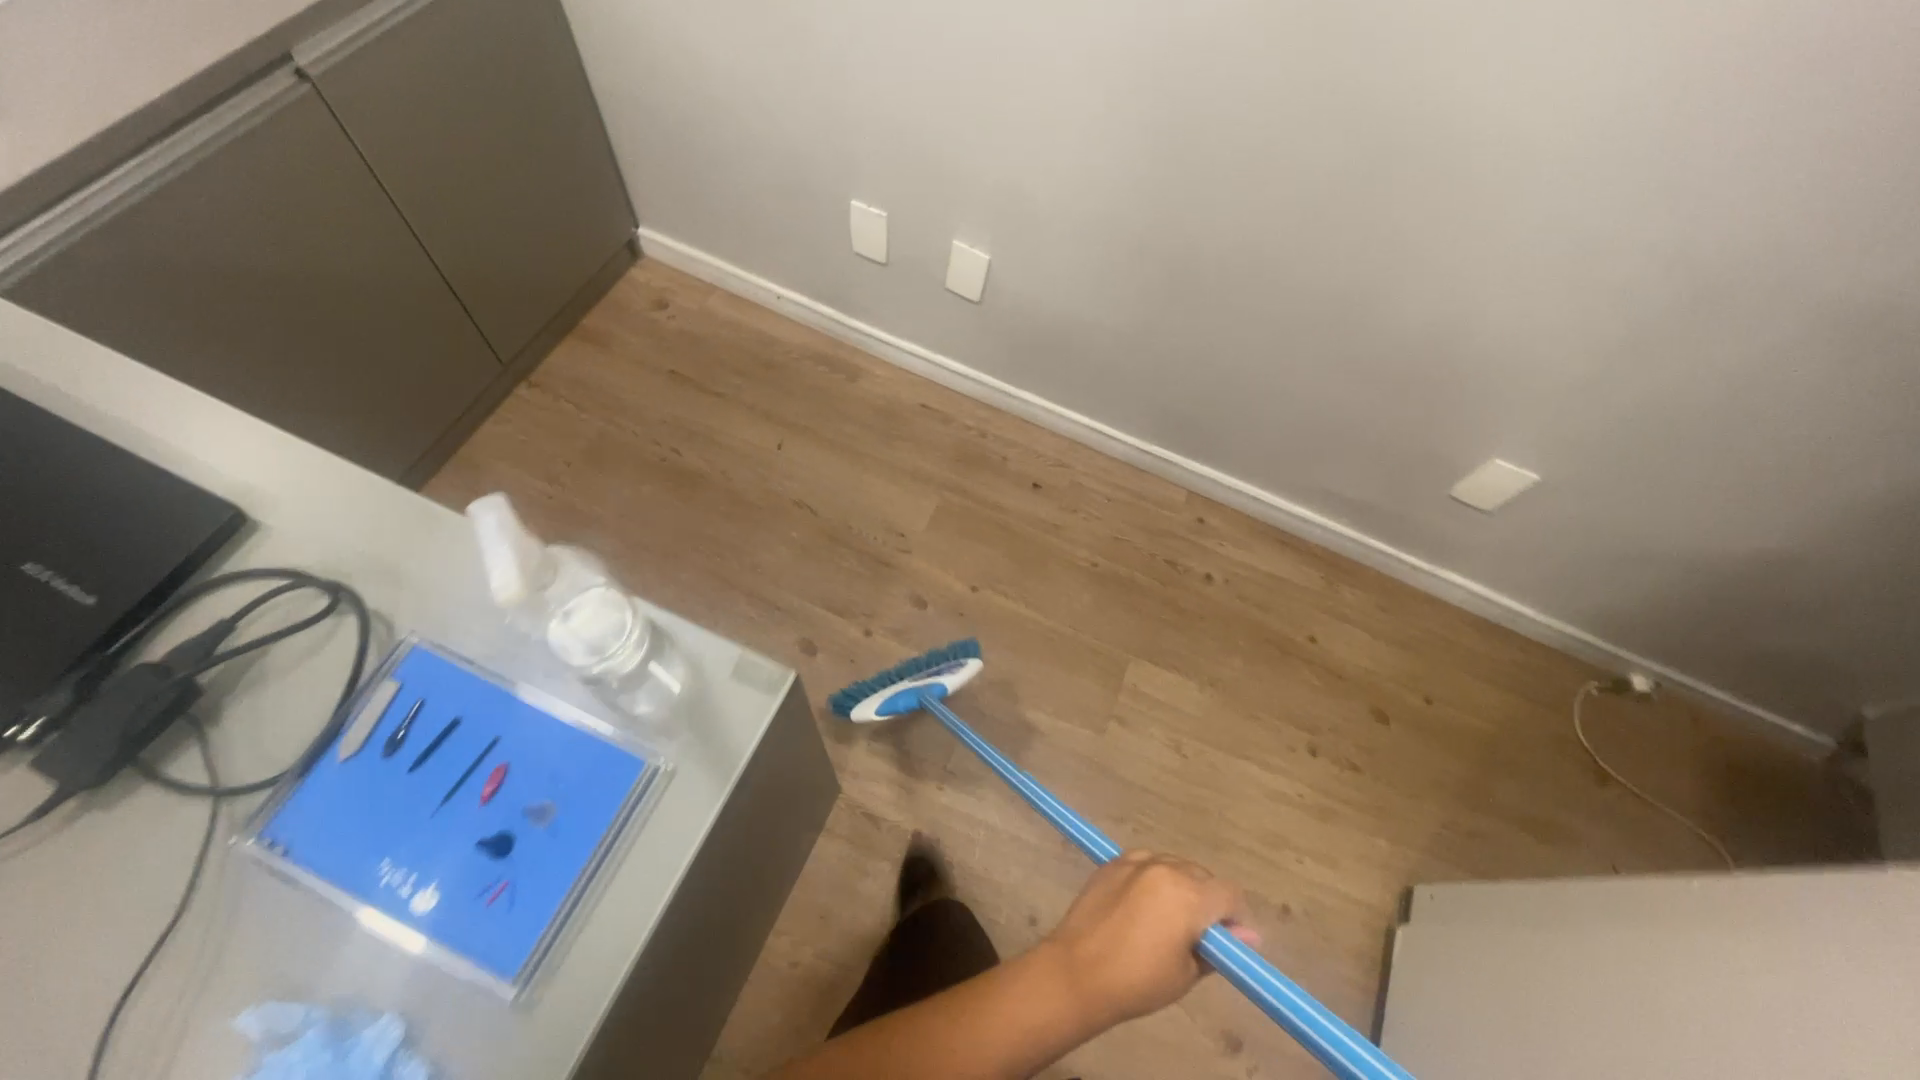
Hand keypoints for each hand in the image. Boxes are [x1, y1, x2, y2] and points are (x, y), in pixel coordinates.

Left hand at [1041, 851, 1260, 1028]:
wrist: (1076, 971)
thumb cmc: (1137, 981)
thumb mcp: (1186, 974)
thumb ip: (1218, 949)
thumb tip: (1246, 936)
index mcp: (1189, 895)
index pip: (1230, 894)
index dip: (1236, 917)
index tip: (1229, 940)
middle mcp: (1165, 868)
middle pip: (1202, 876)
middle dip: (1208, 901)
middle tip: (1198, 933)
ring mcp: (1135, 861)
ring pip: (1174, 865)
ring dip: (1181, 886)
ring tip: (1168, 918)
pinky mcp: (1112, 863)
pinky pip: (1146, 863)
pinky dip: (1153, 878)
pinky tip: (1142, 904)